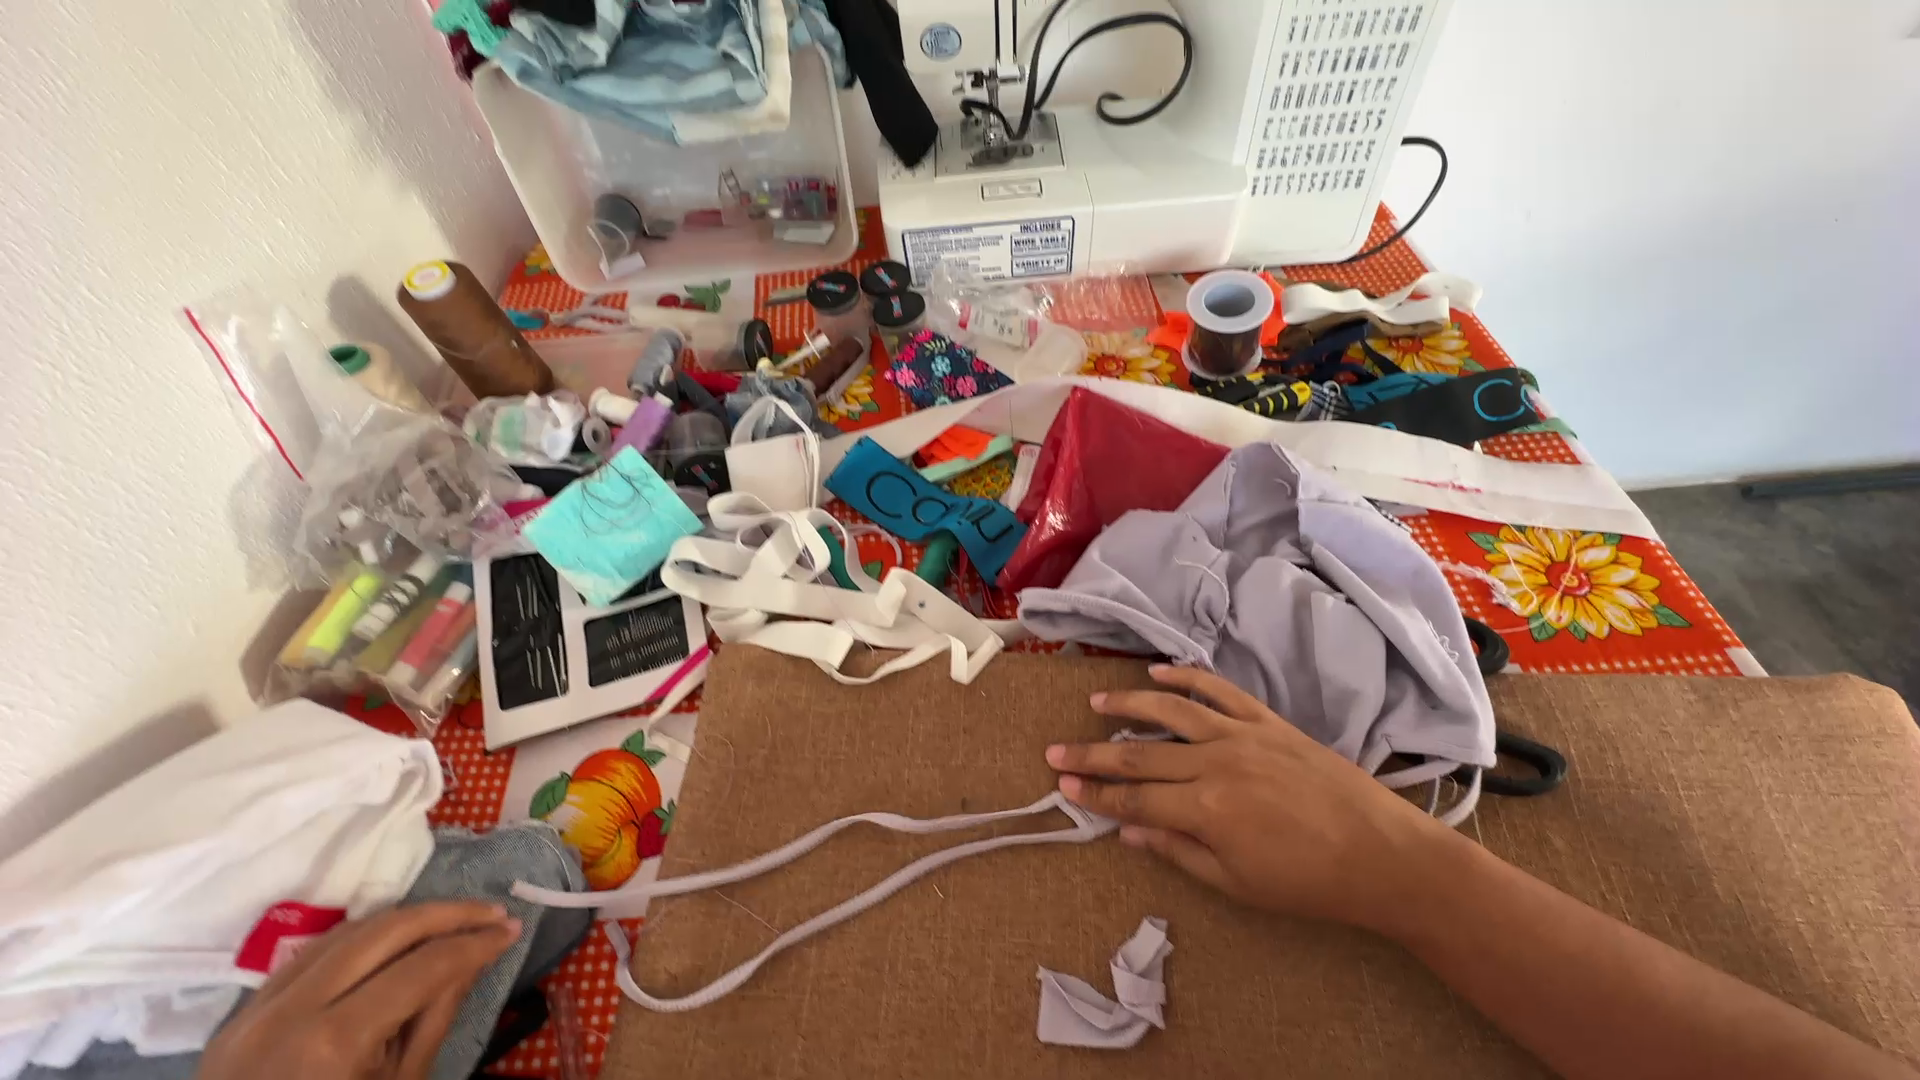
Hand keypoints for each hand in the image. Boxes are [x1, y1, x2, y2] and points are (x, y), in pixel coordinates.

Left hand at [197, 901, 519, 1079]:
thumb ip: (437, 1015)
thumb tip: (476, 955)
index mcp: (332, 1043)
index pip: (423, 965)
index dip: (475, 942)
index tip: (513, 928)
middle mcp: (290, 1012)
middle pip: (385, 931)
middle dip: (448, 914)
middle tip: (493, 912)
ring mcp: (255, 1010)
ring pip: (347, 932)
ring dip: (407, 919)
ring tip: (452, 920)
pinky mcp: (240, 1014)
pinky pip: (311, 954)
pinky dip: (361, 938)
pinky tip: (394, 941)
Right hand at [1046, 665, 1462, 934]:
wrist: (1383, 853)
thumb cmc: (1308, 882)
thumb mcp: (1237, 883)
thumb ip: (1177, 850)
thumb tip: (1128, 830)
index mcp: (1205, 810)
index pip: (1133, 797)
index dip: (1094, 792)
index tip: (1062, 784)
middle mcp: (1214, 763)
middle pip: (1139, 753)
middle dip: (1092, 753)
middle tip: (1054, 749)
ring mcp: (1241, 735)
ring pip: (1170, 711)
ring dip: (1127, 705)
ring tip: (1094, 703)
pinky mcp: (1267, 720)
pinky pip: (1219, 690)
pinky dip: (1186, 677)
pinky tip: (1159, 672)